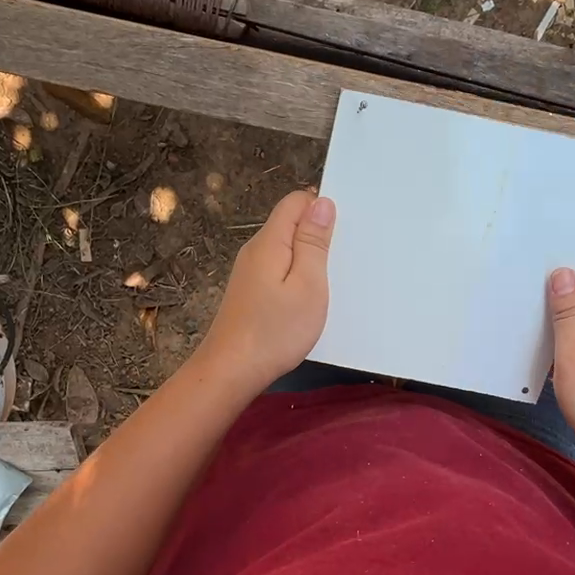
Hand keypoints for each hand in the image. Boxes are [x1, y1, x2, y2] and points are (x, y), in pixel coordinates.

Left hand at [195, 189, 335, 394]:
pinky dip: (295, 279)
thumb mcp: (307, 285)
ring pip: (284, 251)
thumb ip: (314, 242)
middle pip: (289, 225)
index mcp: (270, 242)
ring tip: (328, 285)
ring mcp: (249, 273)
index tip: (343, 235)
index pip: (296, 202)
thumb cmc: (275, 332)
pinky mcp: (249, 294)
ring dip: (308, 261)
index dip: (321, 209)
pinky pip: (277, 272)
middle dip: (317, 236)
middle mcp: (255, 251)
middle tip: (341, 263)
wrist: (231, 371)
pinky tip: (305, 302)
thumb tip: (321, 202)